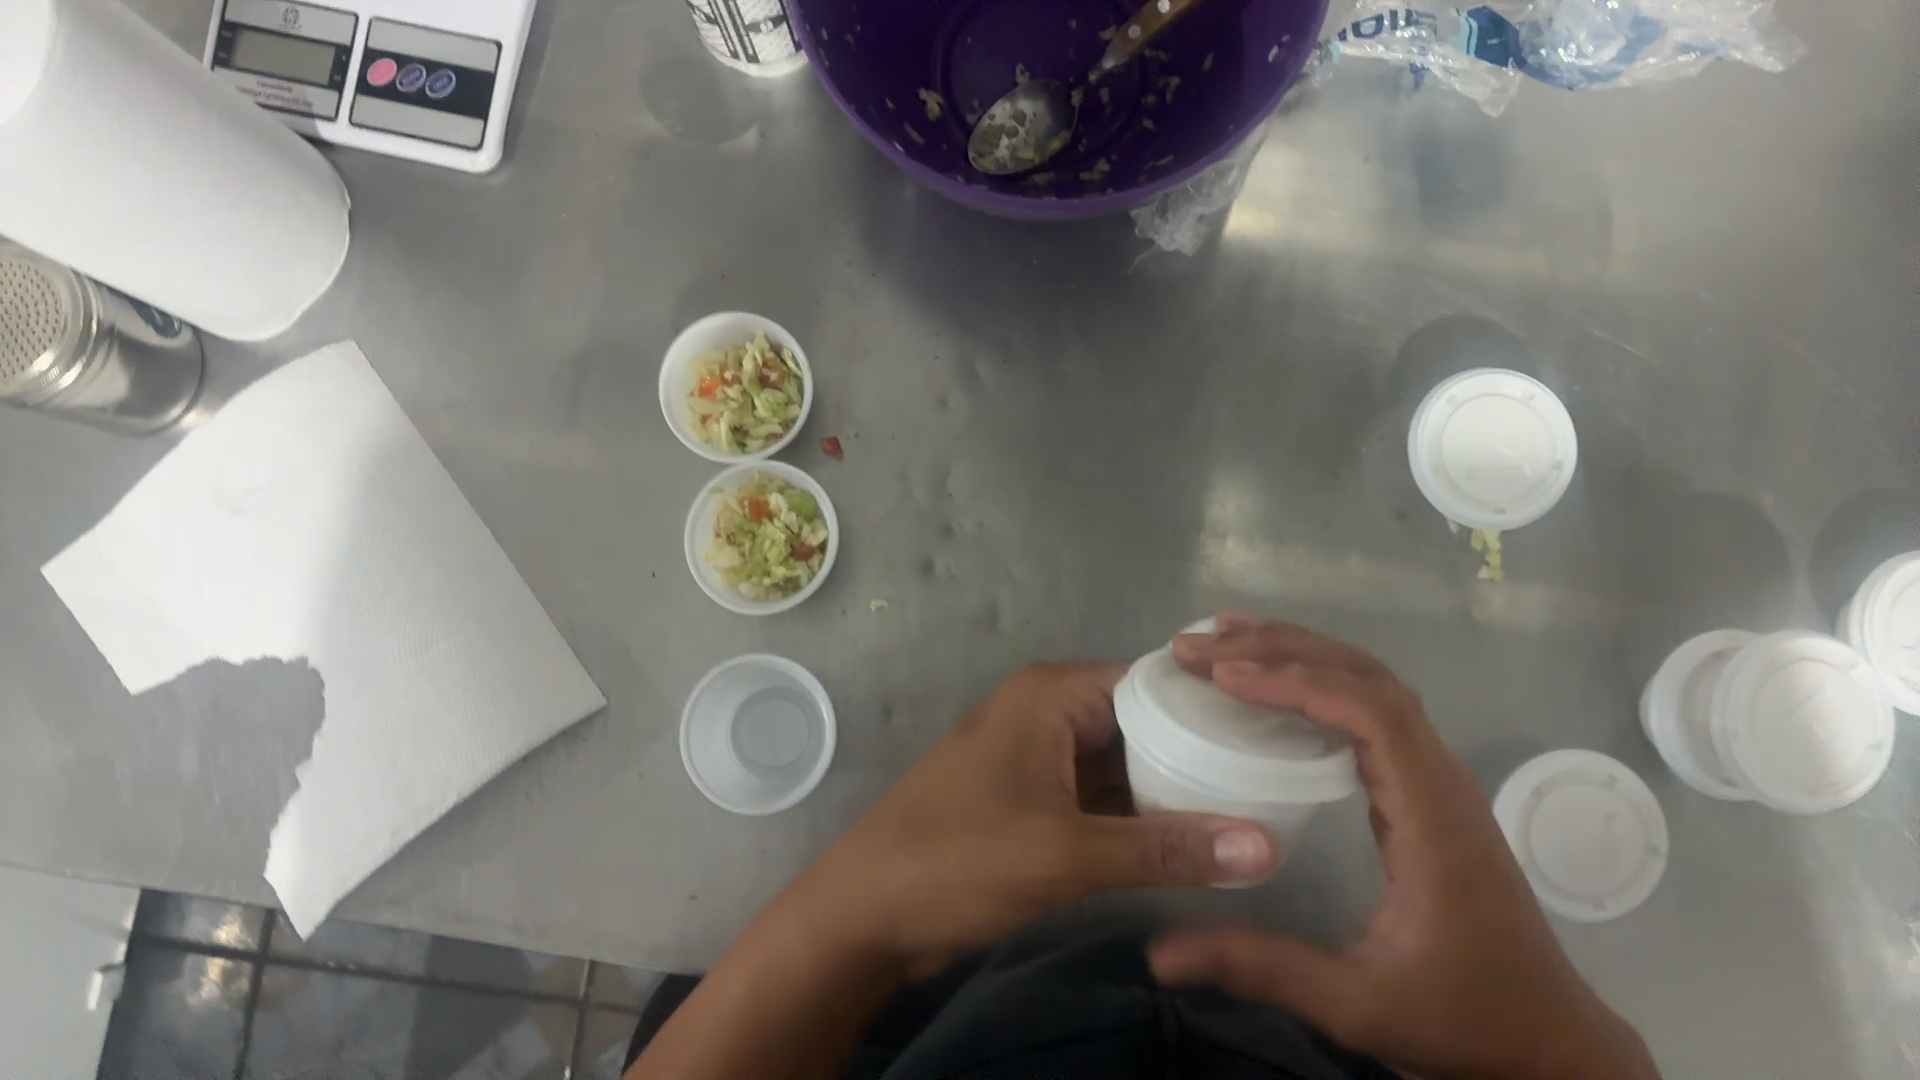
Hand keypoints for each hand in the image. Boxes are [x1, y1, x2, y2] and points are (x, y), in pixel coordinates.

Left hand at [783, 662, 1279, 977]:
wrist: (866, 912)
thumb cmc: (957, 859)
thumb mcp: (1065, 852)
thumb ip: (1166, 848)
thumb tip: (1268, 846)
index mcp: (1050, 695)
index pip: (1151, 681)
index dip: (1211, 706)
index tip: (1276, 736)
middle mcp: (1047, 712)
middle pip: (1141, 722)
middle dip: (1199, 753)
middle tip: (1278, 781)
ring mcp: (1040, 757)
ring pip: (1123, 763)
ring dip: (1172, 789)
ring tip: (1256, 810)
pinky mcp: (1035, 800)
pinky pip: (1101, 796)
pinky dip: (1139, 817)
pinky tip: (1195, 841)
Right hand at [1148, 620, 1658, 1079]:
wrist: (1548, 1046)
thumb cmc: (1461, 1019)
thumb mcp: (1355, 1004)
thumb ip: (1259, 967)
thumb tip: (1157, 954)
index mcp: (1432, 816)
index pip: (1371, 713)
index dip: (1294, 680)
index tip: (1222, 674)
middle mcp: (1441, 779)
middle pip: (1369, 680)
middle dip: (1282, 649)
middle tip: (1203, 644)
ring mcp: (1437, 780)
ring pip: (1373, 685)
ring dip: (1301, 653)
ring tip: (1227, 640)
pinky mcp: (1424, 789)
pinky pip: (1372, 710)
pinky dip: (1319, 680)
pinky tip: (1275, 684)